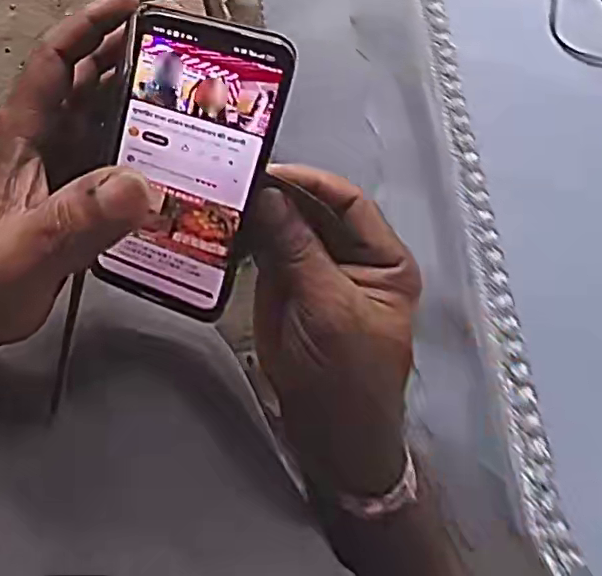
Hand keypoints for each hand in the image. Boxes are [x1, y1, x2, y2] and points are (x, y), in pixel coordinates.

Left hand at [0, 0, 161, 352]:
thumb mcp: (30, 250)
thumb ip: (79, 219)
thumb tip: (141, 184)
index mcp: (20, 131)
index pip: (54, 59)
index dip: (89, 25)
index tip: (131, 4)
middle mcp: (40, 132)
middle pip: (84, 73)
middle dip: (126, 47)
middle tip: (180, 42)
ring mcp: (59, 154)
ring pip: (101, 103)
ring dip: (137, 87)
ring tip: (188, 82)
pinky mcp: (76, 179)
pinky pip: (112, 140)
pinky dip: (141, 131)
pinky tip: (175, 140)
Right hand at [246, 165, 420, 496]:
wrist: (326, 431)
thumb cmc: (348, 376)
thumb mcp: (329, 307)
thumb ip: (298, 248)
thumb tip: (269, 196)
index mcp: (380, 258)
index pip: (348, 202)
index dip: (311, 181)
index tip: (270, 171)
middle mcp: (346, 253)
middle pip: (311, 206)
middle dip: (276, 191)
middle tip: (235, 176)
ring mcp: (311, 263)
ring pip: (282, 220)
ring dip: (255, 208)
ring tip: (221, 193)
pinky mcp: (281, 276)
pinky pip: (261, 242)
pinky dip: (242, 230)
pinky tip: (221, 221)